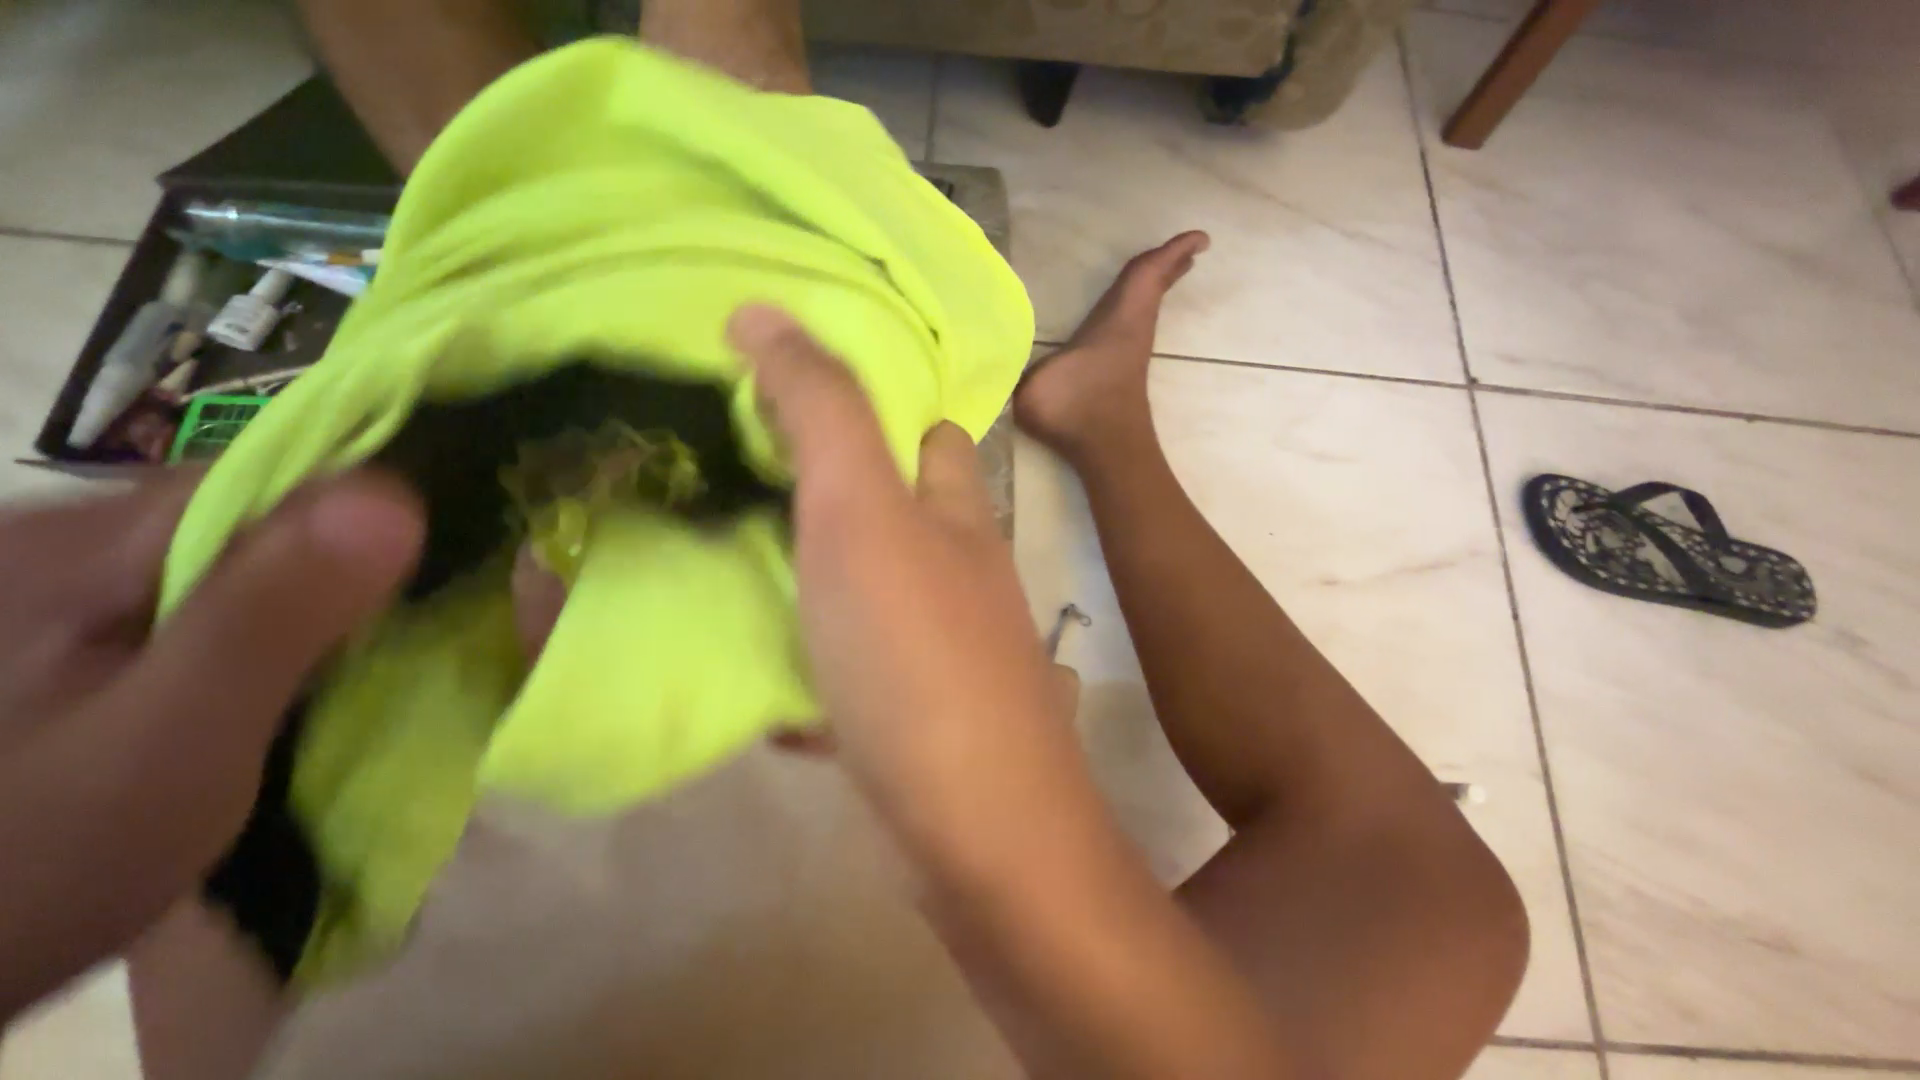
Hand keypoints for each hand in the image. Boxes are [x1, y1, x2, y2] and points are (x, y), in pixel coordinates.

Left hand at [0, 470, 421, 1019]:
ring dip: (305, 600)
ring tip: (344, 672)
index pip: (272, 476)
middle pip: (253, 513)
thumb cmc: (30, 866)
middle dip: (340, 564)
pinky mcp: (66, 632)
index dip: (371, 515)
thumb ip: (274, 614)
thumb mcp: (173, 742)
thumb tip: (396, 497)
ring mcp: (56, 586)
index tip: (437, 581)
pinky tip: (272, 684)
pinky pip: (202, 597)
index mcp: (74, 544)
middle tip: (396, 646)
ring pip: (233, 556)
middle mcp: (56, 538)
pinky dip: (261, 629)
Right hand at [726, 306, 1102, 872]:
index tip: (783, 390)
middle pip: (892, 511)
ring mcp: (941, 655)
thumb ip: (821, 413)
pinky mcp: (915, 725)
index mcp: (961, 515)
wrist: (978, 836)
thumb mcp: (862, 515)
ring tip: (715, 566)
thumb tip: (764, 310)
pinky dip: (805, 672)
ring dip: (805, 582)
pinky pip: (848, 680)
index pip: (927, 431)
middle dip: (823, 492)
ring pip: (865, 595)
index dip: (870, 400)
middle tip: (727, 481)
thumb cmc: (919, 659)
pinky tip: (753, 679)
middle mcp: (961, 576)